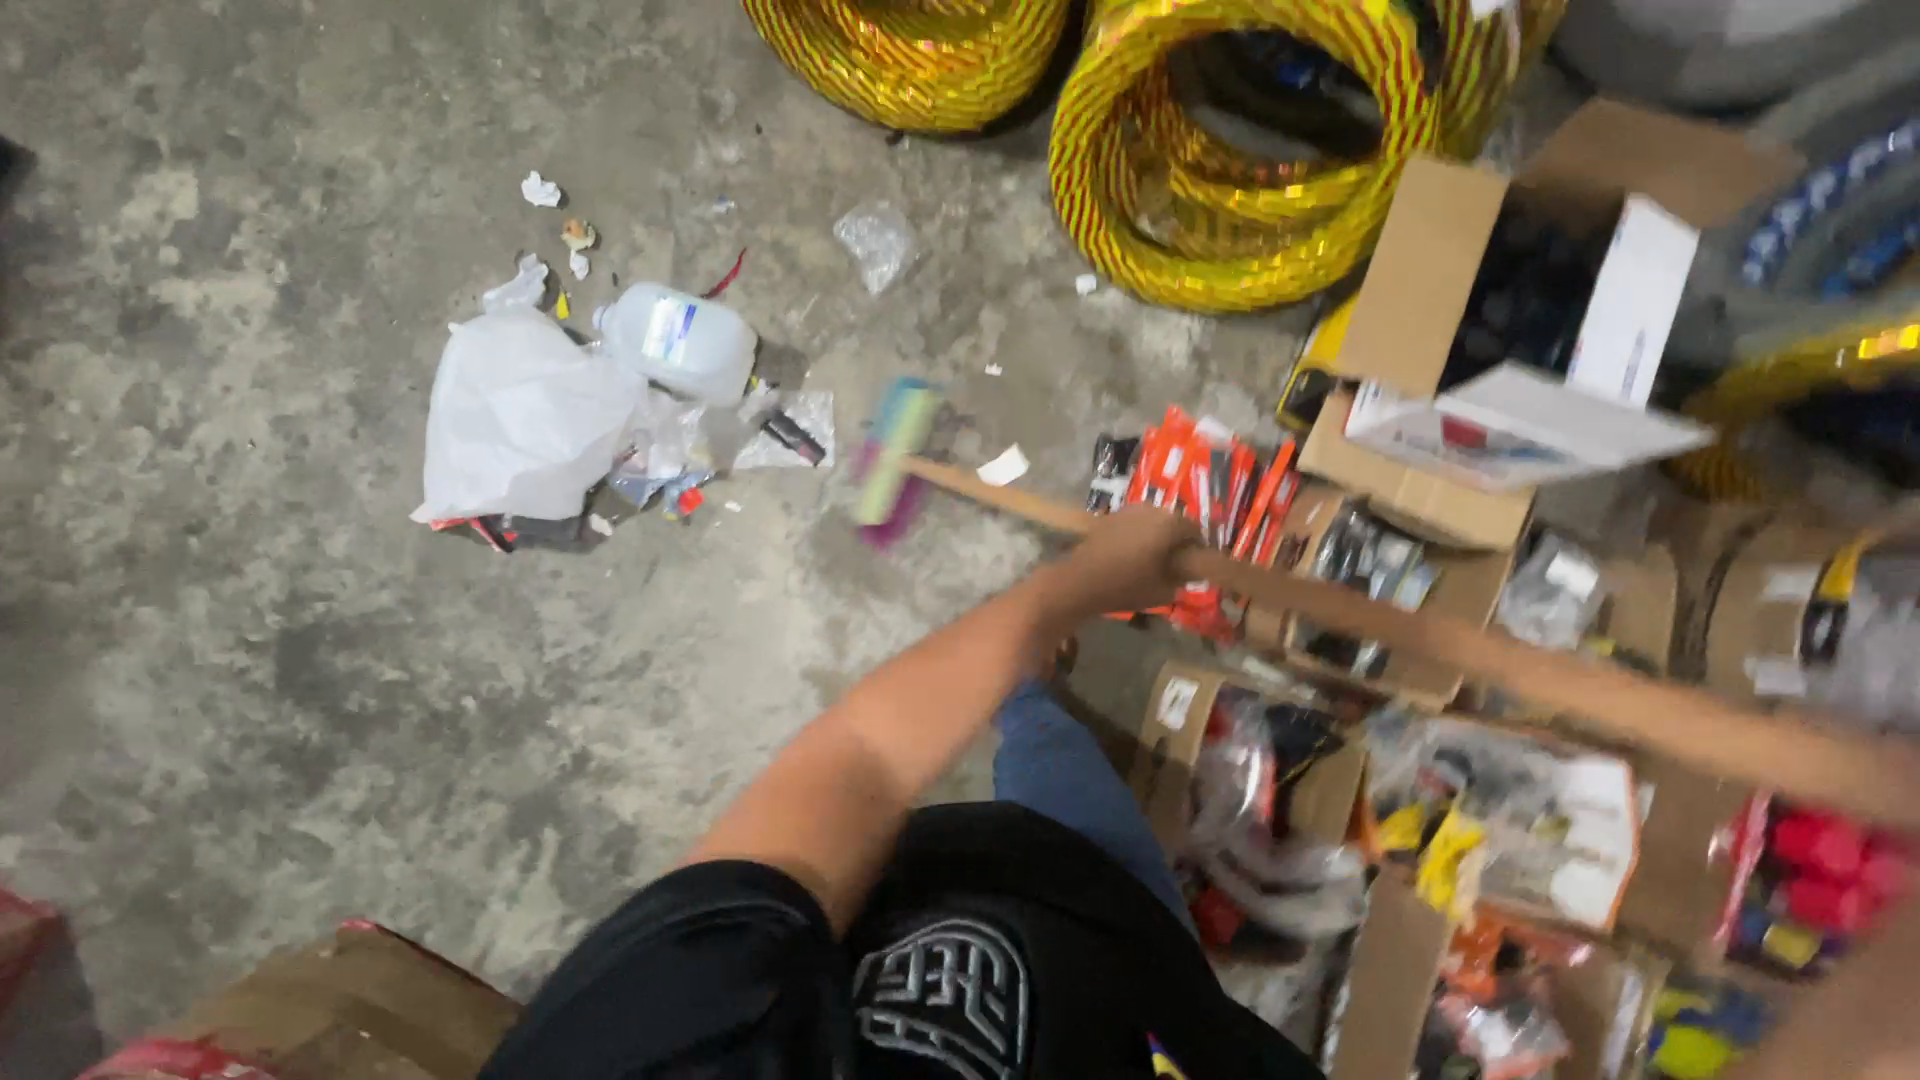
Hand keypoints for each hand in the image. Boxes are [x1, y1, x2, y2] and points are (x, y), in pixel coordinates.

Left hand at [1031, 505, 1200, 621]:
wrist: (1080, 581)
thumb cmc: (1126, 586)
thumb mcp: (1164, 591)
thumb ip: (1182, 579)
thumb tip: (1187, 572)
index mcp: (1170, 523)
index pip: (1195, 530)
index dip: (1196, 548)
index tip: (1192, 565)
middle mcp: (1151, 509)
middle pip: (1173, 521)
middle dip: (1175, 539)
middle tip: (1173, 562)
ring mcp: (1127, 510)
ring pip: (1152, 520)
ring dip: (1156, 534)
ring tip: (1151, 558)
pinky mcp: (1109, 516)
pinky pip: (1133, 523)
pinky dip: (1137, 534)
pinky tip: (1130, 553)